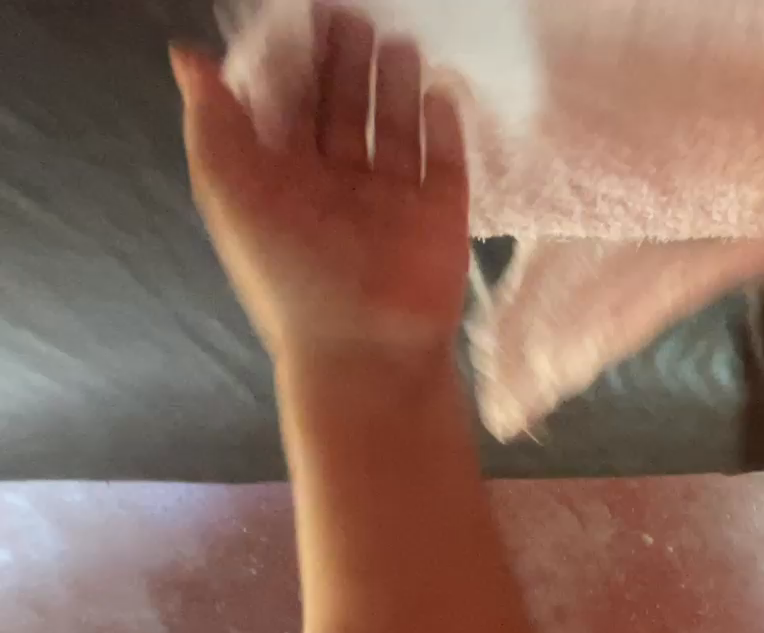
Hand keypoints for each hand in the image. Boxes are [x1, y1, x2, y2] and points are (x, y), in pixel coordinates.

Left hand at [172, 7, 468, 364]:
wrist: (368, 344)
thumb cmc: (289, 272)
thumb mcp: (230, 190)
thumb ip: (215, 124)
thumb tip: (192, 56)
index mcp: (288, 170)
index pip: (293, 101)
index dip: (297, 58)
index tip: (305, 13)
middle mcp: (344, 178)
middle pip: (348, 108)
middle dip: (351, 64)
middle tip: (356, 17)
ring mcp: (398, 198)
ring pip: (398, 130)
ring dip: (399, 89)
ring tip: (402, 43)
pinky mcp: (444, 217)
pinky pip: (446, 167)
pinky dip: (446, 133)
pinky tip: (442, 95)